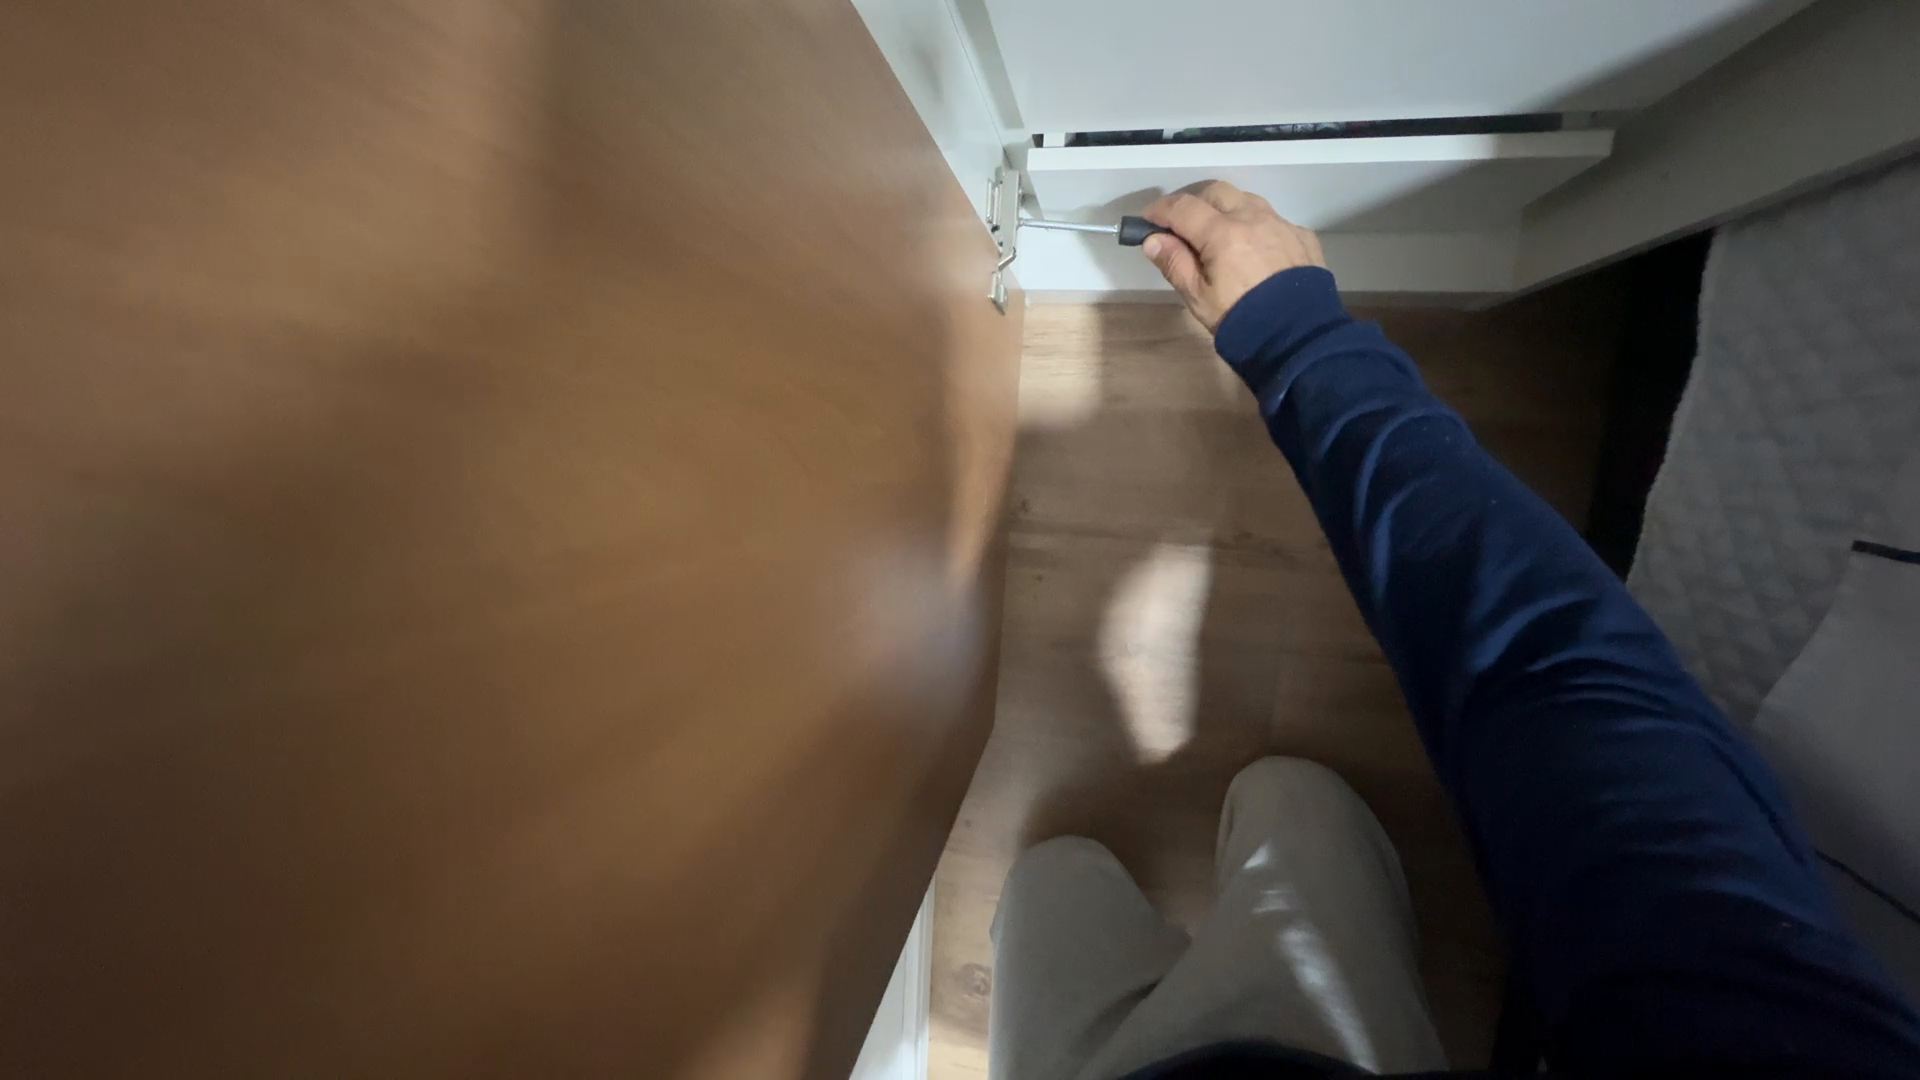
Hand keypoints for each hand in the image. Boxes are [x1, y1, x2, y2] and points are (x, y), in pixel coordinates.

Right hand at [1139, 181, 1325, 332]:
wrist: (1295, 335)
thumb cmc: (1238, 318)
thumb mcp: (1198, 297)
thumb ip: (1175, 263)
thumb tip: (1152, 240)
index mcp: (1223, 232)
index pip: (1183, 208)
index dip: (1160, 210)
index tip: (1147, 220)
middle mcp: (1252, 217)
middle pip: (1216, 192)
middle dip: (1194, 202)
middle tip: (1181, 226)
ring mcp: (1280, 223)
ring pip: (1246, 200)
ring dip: (1225, 209)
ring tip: (1217, 234)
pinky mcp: (1300, 235)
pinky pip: (1272, 219)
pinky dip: (1253, 226)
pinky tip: (1251, 250)